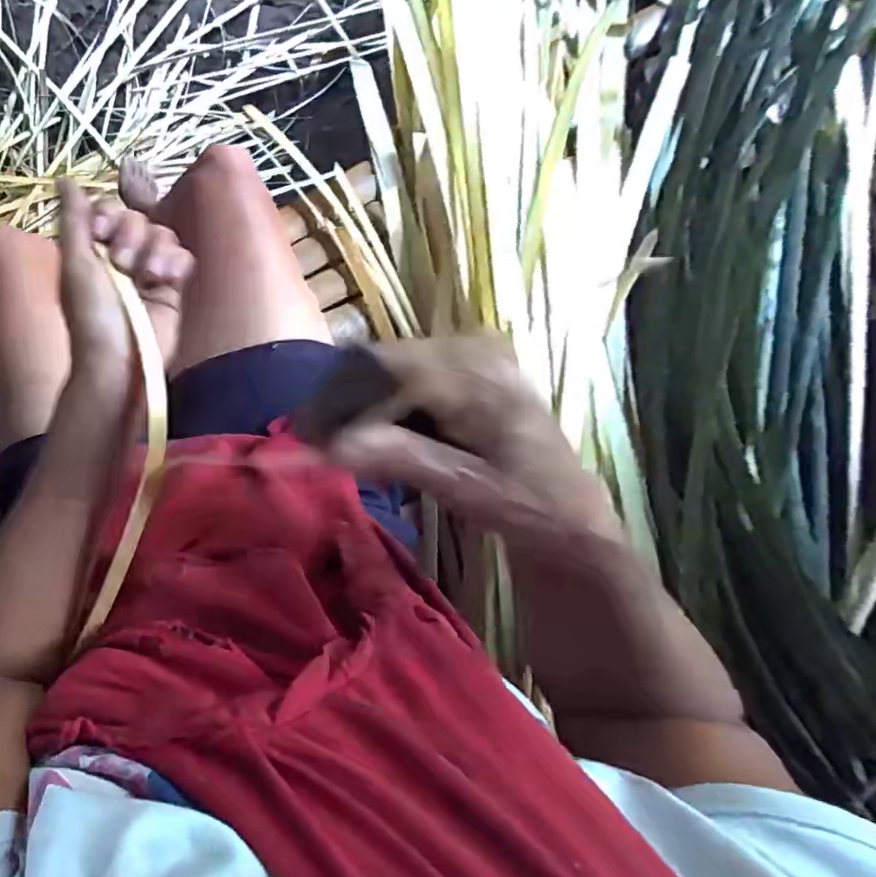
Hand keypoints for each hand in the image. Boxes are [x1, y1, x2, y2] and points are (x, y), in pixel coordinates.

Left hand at [55, 178, 193, 393]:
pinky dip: (176, 263)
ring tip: (147, 276)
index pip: (110, 210)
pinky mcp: (174, 289)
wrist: (121, 362)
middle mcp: (122, 258)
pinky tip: (165, 279)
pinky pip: (183, 257)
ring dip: (155, 250)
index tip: (100, 231)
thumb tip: (65, 179)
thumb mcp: (76, 263)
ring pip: (163, 235)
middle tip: (122, 263)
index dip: (109, 214)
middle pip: (138, 218)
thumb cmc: (91, 316)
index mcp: (93, 251)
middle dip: (132, 235)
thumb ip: (74, 219)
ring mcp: (150, 273)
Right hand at [326, 336, 626, 553]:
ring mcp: (467, 360)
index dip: (339, 400)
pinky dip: (378, 413)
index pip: (388, 370)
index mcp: (481, 372)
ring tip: (335, 449)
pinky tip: (370, 443)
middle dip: (341, 404)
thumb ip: (399, 457)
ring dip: (355, 409)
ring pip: (385, 373)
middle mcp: (473, 351)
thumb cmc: (530, 508)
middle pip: (381, 365)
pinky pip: (400, 385)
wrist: (572, 525)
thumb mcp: (465, 486)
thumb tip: (327, 446)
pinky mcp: (460, 378)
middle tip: (310, 444)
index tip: (303, 435)